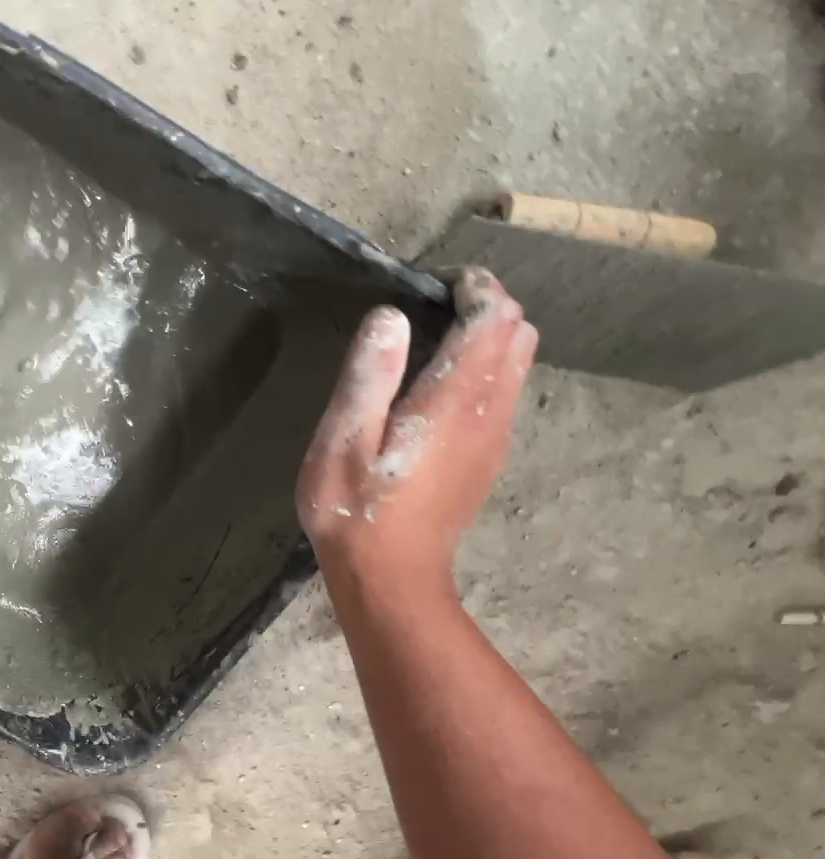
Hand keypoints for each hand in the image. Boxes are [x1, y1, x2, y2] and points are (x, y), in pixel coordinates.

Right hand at [297, 268, 538, 587]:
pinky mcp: (488, 457)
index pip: (492, 316)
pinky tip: (434, 392)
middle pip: (517, 332)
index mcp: (453, 398)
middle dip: (485, 306)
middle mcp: (489, 409)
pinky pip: (503, 394)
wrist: (389, 575)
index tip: (431, 283)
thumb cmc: (354, 508)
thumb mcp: (341, 440)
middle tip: (430, 310)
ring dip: (487, 338)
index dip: (472, 287)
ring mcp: (495, 435)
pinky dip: (483, 371)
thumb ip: (369, 375)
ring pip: (517, 362)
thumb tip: (390, 316)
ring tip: (431, 343)